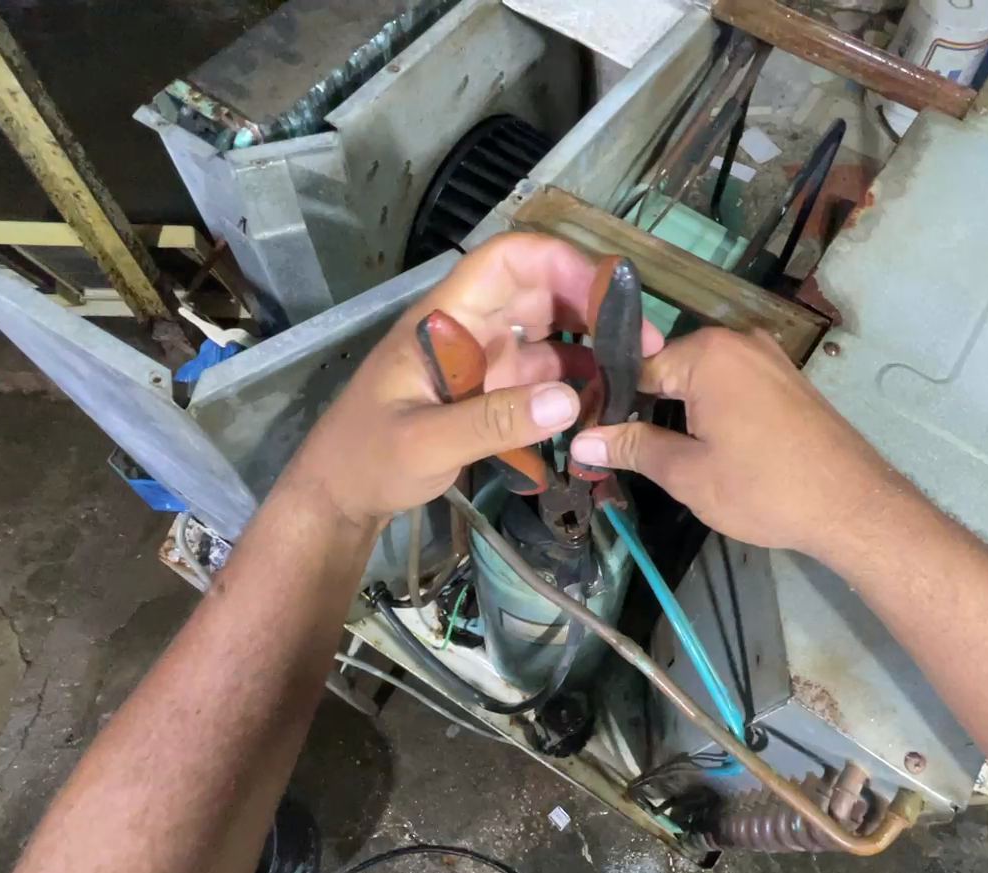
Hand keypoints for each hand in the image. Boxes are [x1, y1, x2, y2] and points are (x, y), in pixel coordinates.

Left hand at [280, 234, 662, 525]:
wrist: (342, 496)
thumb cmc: (368, 459)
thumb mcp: (425, 442)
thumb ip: (494, 421)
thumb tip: (570, 399)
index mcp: (446, 319)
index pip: (508, 261)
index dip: (561, 263)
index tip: (611, 294)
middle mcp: (471, 330)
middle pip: (540, 293)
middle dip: (593, 307)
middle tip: (644, 345)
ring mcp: (483, 363)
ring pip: (548, 335)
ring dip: (591, 348)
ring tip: (633, 378)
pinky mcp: (491, 395)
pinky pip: (542, 378)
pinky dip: (573, 386)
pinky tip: (600, 405)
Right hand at [569, 327, 907, 560]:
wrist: (853, 505)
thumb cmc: (762, 489)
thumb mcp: (687, 473)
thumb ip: (633, 448)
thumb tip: (582, 440)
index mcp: (707, 353)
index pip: (637, 370)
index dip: (612, 407)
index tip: (593, 440)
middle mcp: (738, 341)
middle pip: (670, 371)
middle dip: (646, 410)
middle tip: (625, 456)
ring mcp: (768, 358)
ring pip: (702, 381)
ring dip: (679, 414)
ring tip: (663, 457)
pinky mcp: (787, 380)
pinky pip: (733, 387)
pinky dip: (712, 412)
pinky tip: (707, 448)